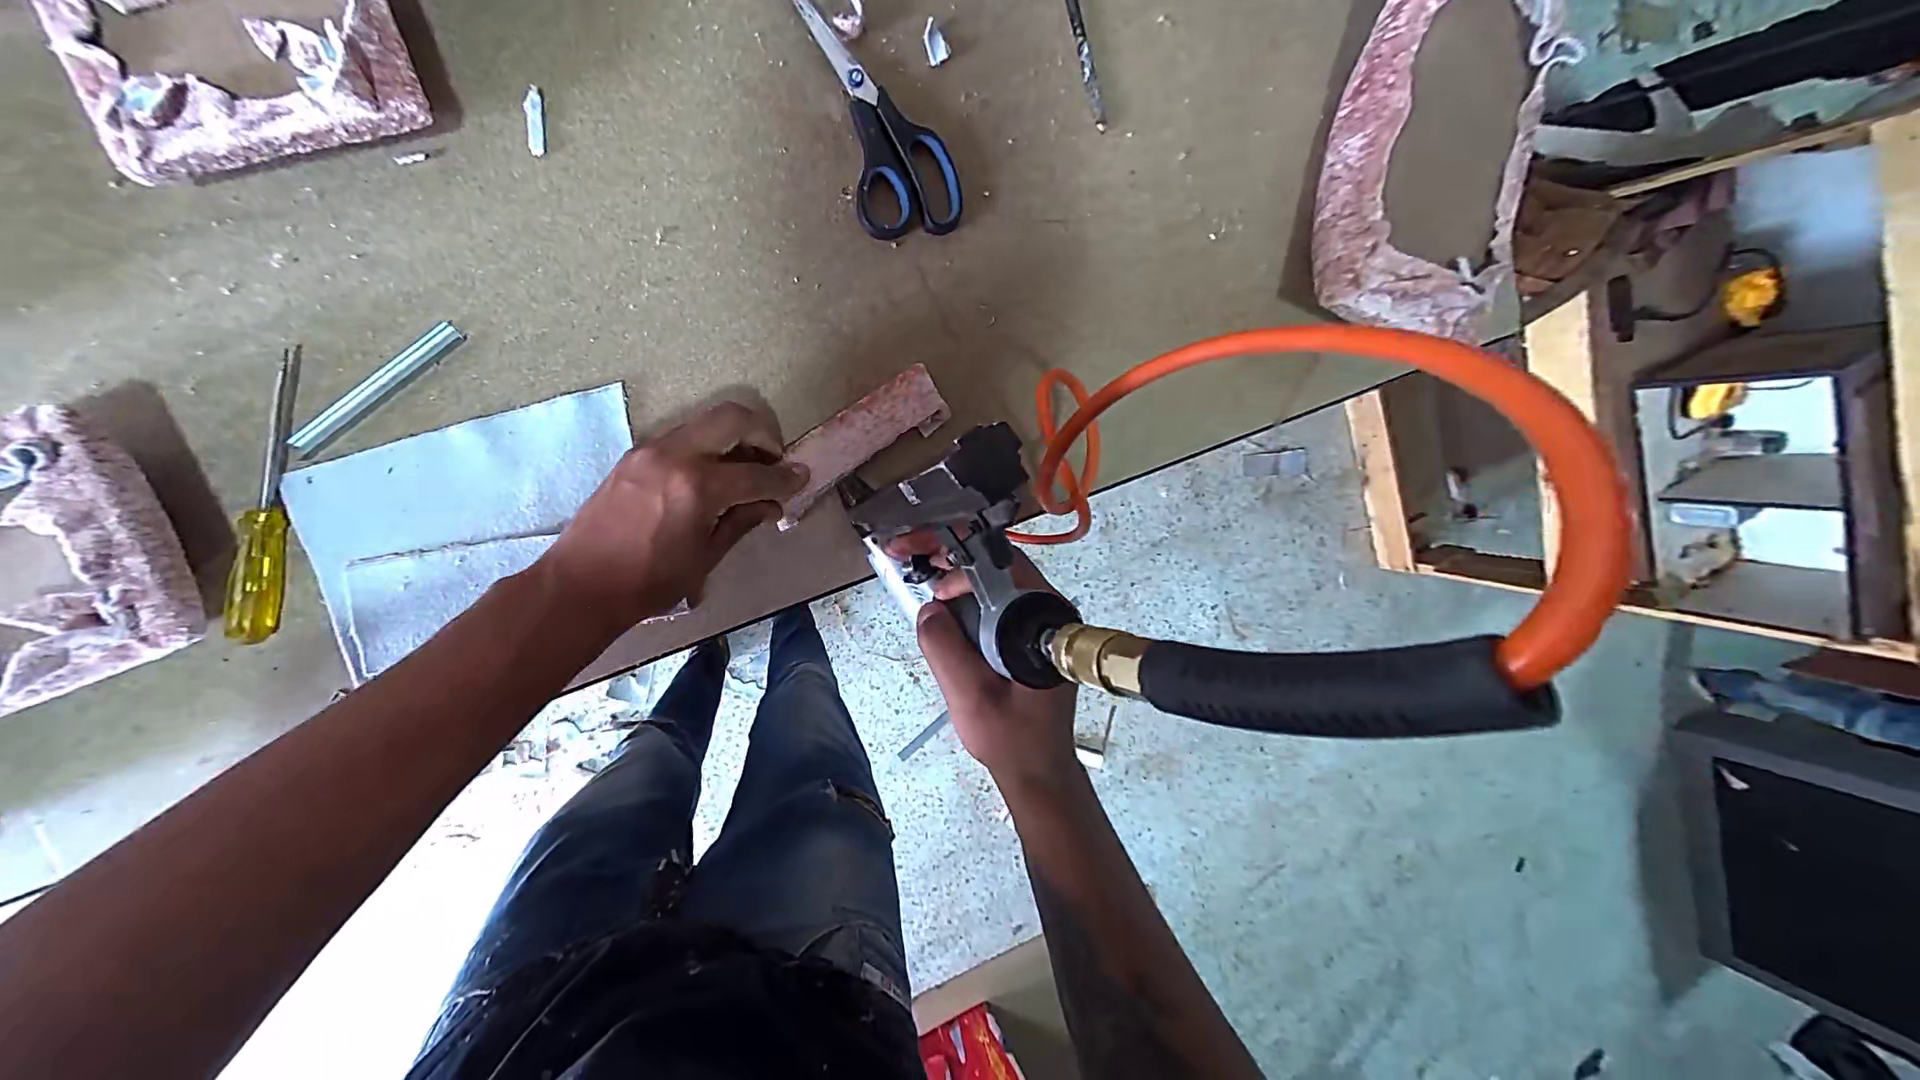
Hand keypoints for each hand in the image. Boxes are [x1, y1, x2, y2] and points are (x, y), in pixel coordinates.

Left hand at [538, 401, 806, 632]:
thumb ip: (742, 521)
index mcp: (697, 487)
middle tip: (773, 460)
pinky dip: (707, 447)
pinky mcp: (635, 455)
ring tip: (745, 469)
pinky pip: (683, 437)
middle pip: (733, 418)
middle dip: (763, 434)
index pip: (757, 473)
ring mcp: (651, 450)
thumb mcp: (707, 556)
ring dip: (733, 437)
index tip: (802, 477)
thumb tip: (772, 504)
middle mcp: (675, 455)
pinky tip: (711, 476)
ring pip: (706, 422)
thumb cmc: (650, 582)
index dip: (786, 477)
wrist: (581, 584)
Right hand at [896, 533, 1078, 786]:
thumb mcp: (971, 696)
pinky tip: (938, 605)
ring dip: (952, 576)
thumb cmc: (1013, 740)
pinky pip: (992, 603)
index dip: (956, 557)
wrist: (1037, 770)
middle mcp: (1047, 610)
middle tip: (906, 555)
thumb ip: (946, 650)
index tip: (922, 560)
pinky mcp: (1026, 633)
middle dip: (948, 558)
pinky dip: (962, 599)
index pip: (1000, 565)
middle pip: (995, 564)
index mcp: (1045, 619)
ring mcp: (1038, 621)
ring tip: (916, 576)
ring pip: (991, 580)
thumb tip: (928, 609)